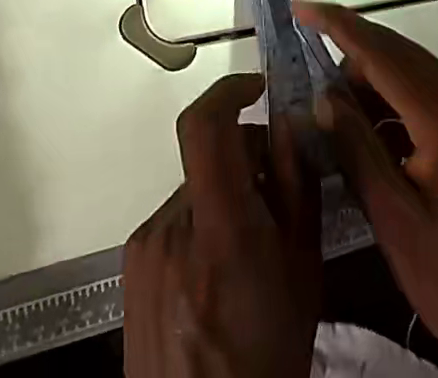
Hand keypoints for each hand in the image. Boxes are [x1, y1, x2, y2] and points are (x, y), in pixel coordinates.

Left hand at [124, 73, 320, 377]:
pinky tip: (221, 270)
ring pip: (198, 187)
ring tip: (251, 248)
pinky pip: (178, 216)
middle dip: (249, 157)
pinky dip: (205, 220)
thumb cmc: (269, 350)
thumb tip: (290, 124)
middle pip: (211, 156)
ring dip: (228, 194)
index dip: (229, 90)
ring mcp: (145, 244)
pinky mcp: (132, 261)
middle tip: (280, 195)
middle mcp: (171, 225)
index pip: (206, 127)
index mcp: (222, 228)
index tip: (258, 87)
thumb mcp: (304, 267)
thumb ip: (298, 187)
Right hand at [298, 3, 437, 377]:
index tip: (299, 6)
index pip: (381, 53)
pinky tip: (372, 132)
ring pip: (414, 72)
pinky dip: (395, 100)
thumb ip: (358, 150)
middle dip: (350, 52)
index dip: (337, 25)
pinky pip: (430, 94)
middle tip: (304, 69)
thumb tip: (324, 99)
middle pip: (399, 53)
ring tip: (334, 115)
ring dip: (372, 81)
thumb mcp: (396, 220)